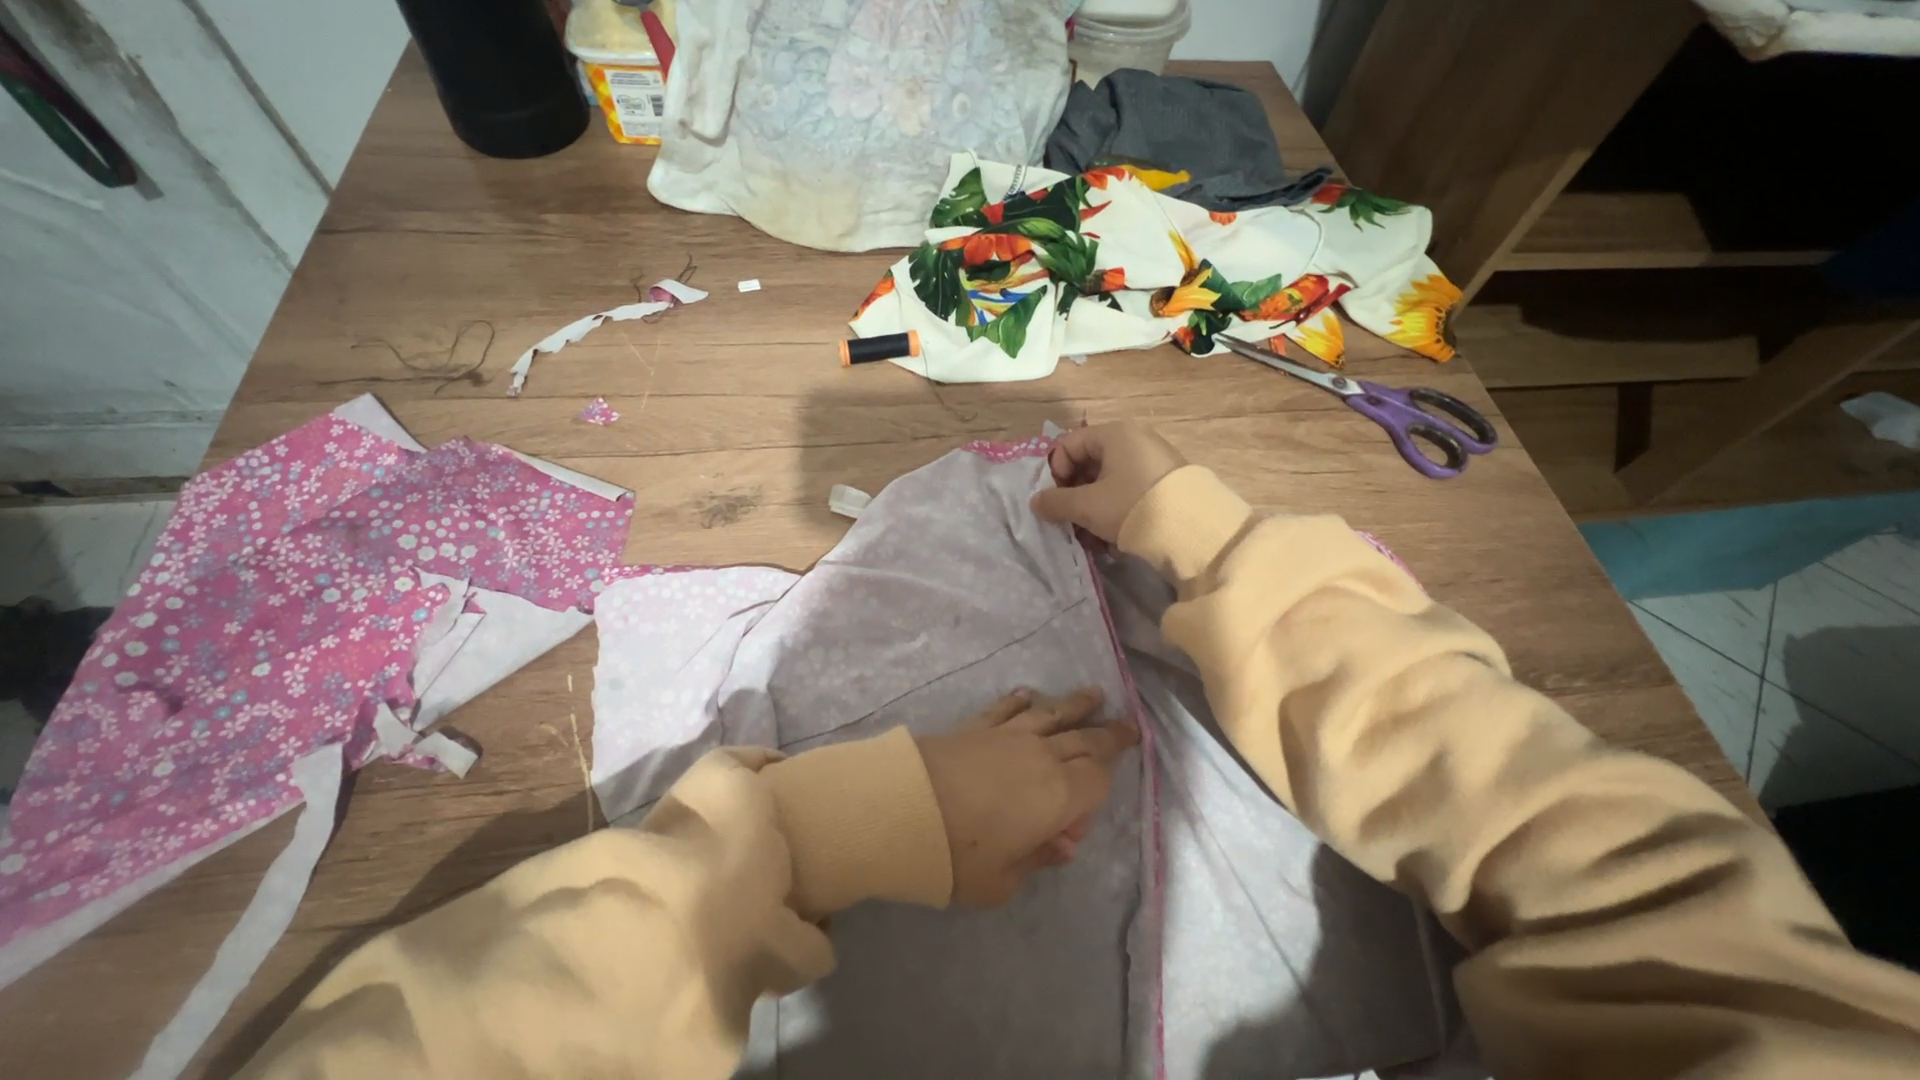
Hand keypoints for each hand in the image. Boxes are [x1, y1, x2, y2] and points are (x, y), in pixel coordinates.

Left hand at [916, 688, 1137, 906]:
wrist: (904, 810)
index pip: (1097, 779)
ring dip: (1075, 705)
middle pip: (1084, 739)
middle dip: (1109, 733)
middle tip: (1129, 725)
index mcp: (1059, 795)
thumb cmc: (959, 855)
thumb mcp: (1003, 880)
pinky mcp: (975, 727)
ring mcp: (1007, 736)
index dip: (1100, 792)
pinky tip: (1027, 695)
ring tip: (1094, 695)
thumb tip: (1060, 843)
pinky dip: (1020, 700)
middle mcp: (1041, 757)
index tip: (1083, 817)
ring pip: (1051, 715)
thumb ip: (1038, 860)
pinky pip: (1006, 709)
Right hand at [1029, 422, 1186, 542]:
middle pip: (1088, 465)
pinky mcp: (1163, 484)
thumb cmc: (1130, 506)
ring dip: (1091, 511)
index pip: (1068, 445)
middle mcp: (1134, 440)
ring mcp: (1151, 462)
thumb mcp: (1087, 506)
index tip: (1055, 500)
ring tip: (1091, 540)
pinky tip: (1111, 541)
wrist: (1190, 528)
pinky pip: (1127, 493)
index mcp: (1114, 434)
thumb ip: (1056, 502)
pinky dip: (1113, 513)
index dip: (1055, 472)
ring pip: (1107, 484)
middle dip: (1074, 497)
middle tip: (1070, 523)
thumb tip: (1036, 502)